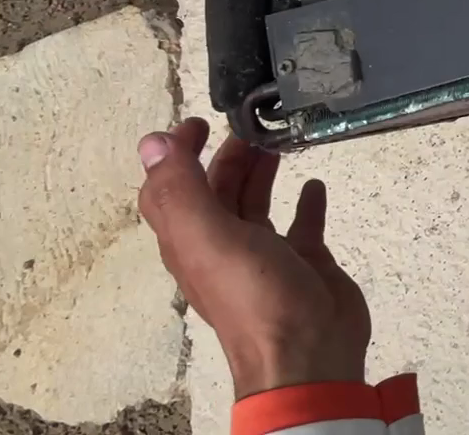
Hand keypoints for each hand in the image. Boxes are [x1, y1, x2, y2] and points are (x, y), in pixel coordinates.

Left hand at [136, 118, 370, 397]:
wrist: (308, 347)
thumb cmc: (258, 294)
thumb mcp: (211, 239)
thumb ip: (183, 191)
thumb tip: (153, 142)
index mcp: (193, 240)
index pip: (173, 189)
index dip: (177, 155)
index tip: (199, 121)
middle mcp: (224, 244)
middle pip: (217, 192)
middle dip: (226, 156)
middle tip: (253, 123)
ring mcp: (266, 253)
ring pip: (256, 203)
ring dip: (262, 172)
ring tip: (281, 142)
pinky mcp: (305, 259)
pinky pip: (301, 223)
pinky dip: (305, 201)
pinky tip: (315, 184)